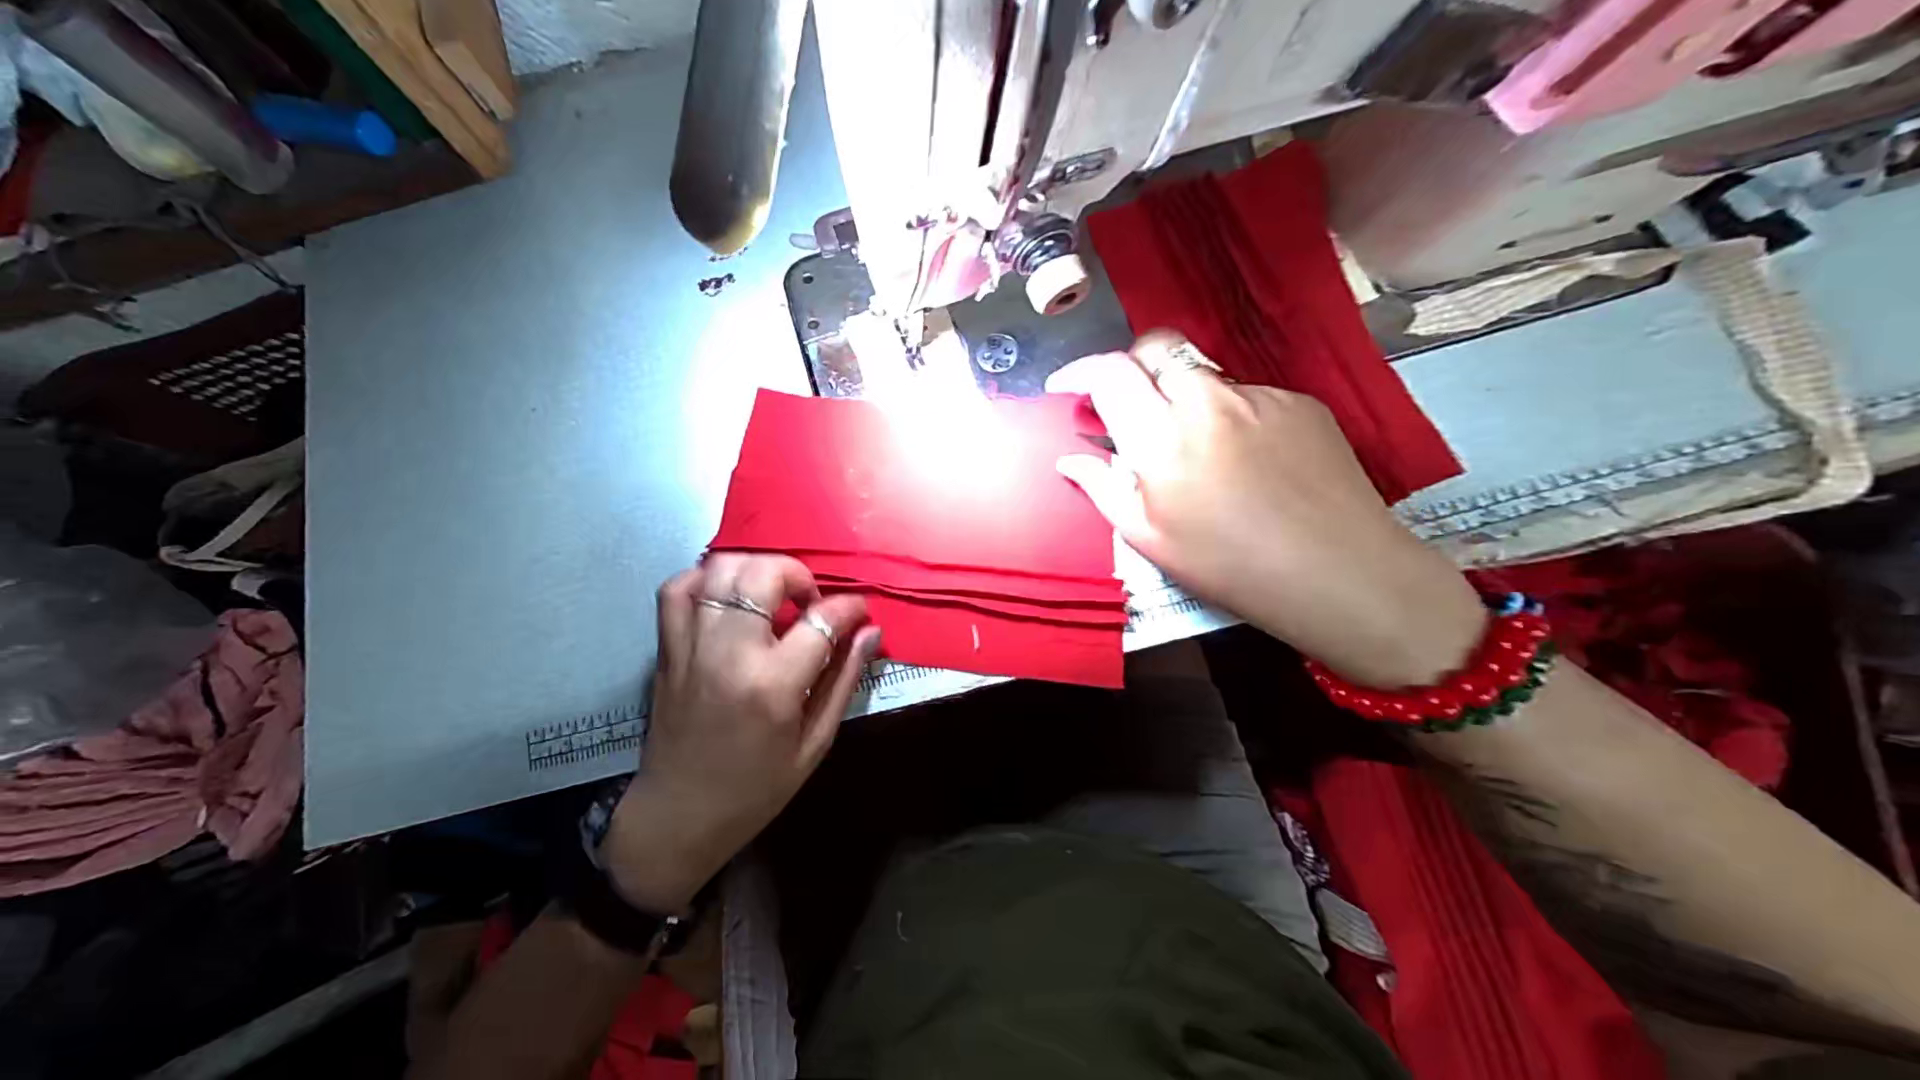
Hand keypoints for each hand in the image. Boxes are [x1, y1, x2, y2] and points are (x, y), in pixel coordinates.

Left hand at [602, 553, 880, 912]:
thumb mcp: (814, 743)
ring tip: (771, 594)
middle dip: (797, 574)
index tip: (858, 612)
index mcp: (773, 685)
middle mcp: (729, 654)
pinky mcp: (667, 649)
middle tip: (809, 601)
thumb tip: (870, 631)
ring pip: (719, 570)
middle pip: (762, 575)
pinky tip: (728, 597)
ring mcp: (691, 647)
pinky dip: (706, 579)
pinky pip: (677, 588)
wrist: (679, 815)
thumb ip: (843, 680)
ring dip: (754, 569)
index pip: (820, 619)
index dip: (849, 607)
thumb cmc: (756, 788)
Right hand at [1046, 330, 1485, 689]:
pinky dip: (1232, 416)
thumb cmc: (1229, 566)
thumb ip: (1102, 489)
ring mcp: (1259, 396)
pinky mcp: (1300, 401)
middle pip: (1158, 352)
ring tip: (1199, 450)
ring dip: (1184, 398)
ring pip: (1204, 376)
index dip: (1079, 371)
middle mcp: (1207, 401)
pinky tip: (1249, 461)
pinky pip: (1248, 395)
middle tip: (1131, 407)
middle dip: (1134, 370)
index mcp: (1162, 438)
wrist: (1339, 571)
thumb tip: (1070, 460)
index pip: (1109, 373)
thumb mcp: (1149, 539)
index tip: (1067, 386)